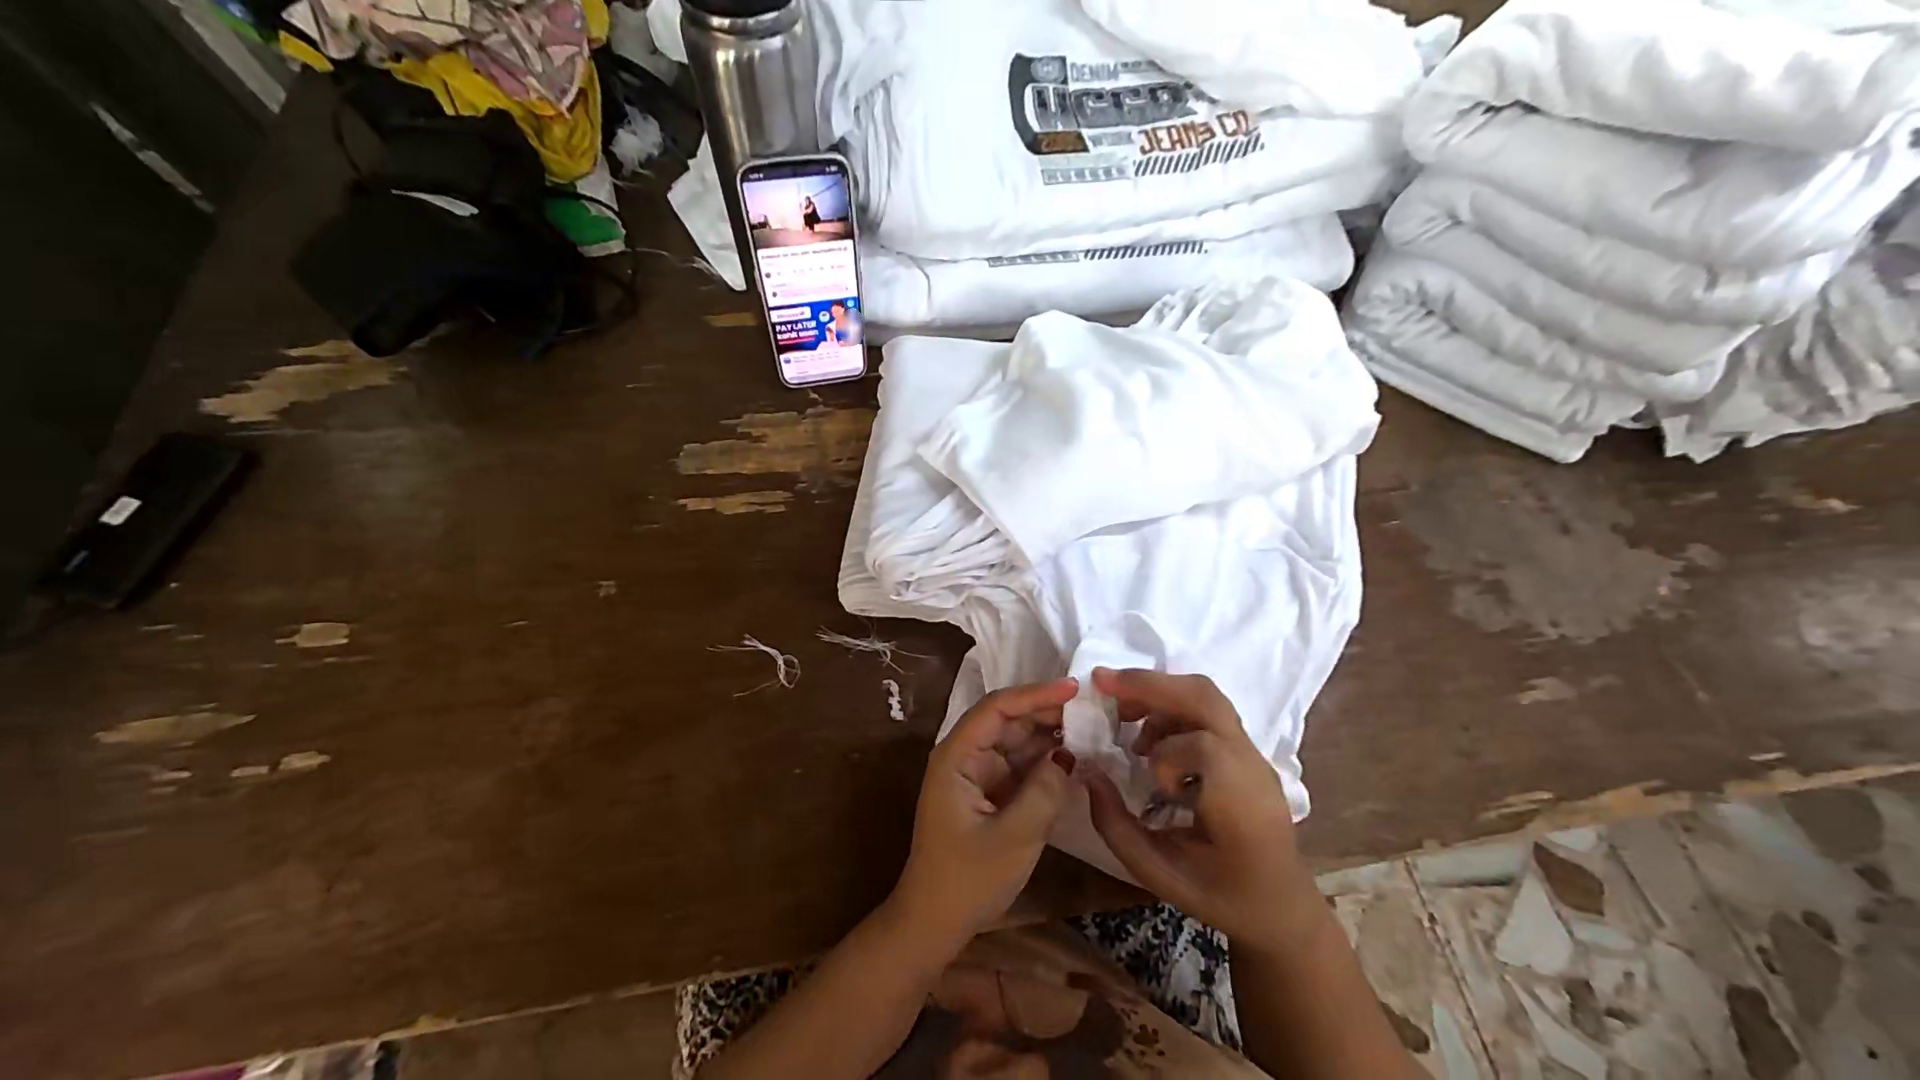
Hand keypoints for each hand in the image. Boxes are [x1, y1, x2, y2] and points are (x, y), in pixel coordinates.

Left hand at [893, 678, 1079, 943]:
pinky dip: (1046, 762)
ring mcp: (977, 775)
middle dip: (1047, 713)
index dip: (1035, 694)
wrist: (935, 923)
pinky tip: (1076, 760)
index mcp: (956, 756)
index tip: (1075, 689)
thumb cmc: (967, 879)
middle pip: (1008, 720)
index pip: (997, 709)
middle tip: (1093, 712)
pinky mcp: (990, 794)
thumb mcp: (1014, 837)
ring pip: (1017, 742)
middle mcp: (965, 757)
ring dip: (1050, 737)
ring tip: (1092, 731)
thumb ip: (1044, 791)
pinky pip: (1020, 766)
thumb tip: (1069, 757)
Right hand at [1083, 668, 1319, 951]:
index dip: (1167, 753)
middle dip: (1150, 685)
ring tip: (1124, 716)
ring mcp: (1255, 755)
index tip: (1145, 776)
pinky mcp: (1247, 751)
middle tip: (1104, 685)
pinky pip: (1209, 711)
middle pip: (1206, 699)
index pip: (1207, 748)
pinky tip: (1150, 737)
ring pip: (1207, 697)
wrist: (1282, 906)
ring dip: (1159, 693)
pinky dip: (1171, 706)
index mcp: (1241, 806)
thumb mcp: (1159, 874)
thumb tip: (1086, 771)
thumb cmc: (1221, 897)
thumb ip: (1116, 825)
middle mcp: (1253, 768)